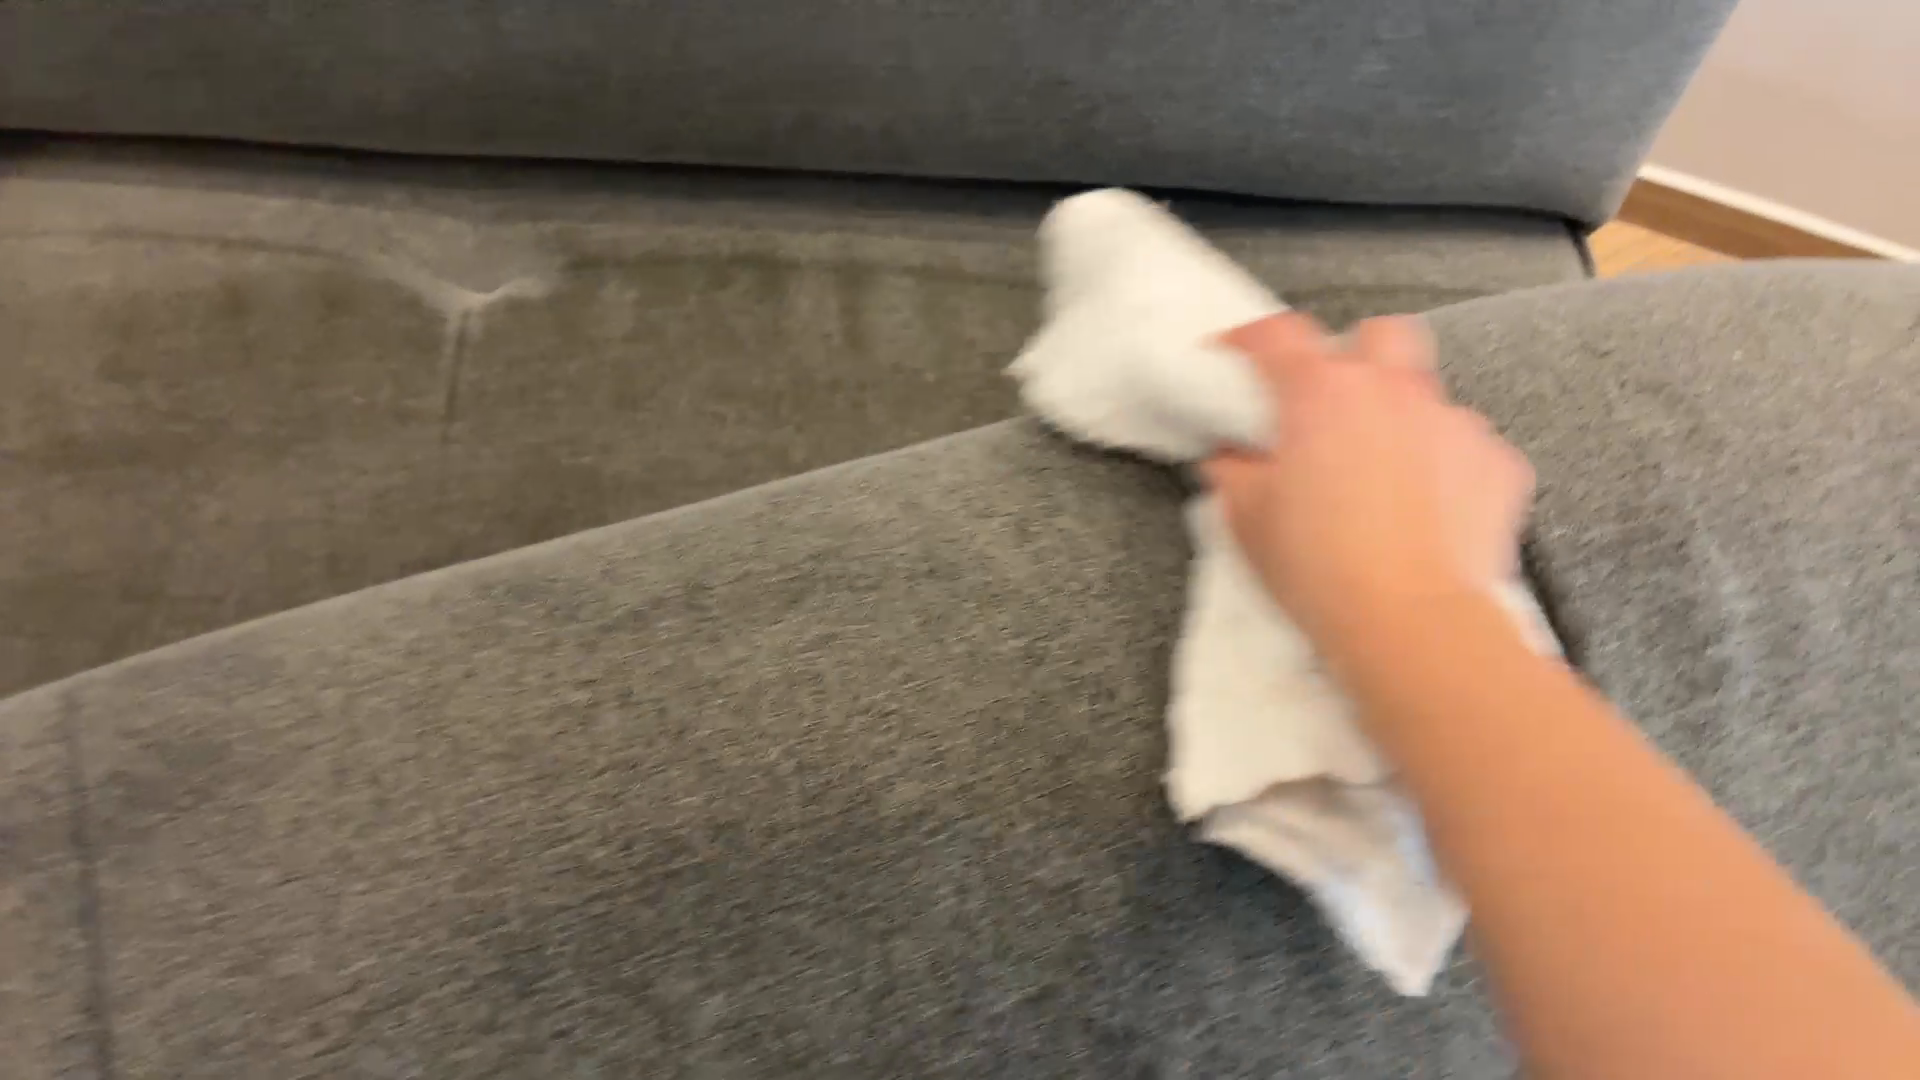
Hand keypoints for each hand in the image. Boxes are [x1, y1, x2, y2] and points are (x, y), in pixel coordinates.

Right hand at [1201, 313, 1532, 645]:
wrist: (1409, 623)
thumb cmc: (1316, 566)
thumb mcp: (1245, 517)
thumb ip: (1232, 470)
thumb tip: (1232, 456)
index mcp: (1321, 395)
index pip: (1278, 335)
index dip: (1247, 338)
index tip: (1231, 355)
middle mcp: (1392, 392)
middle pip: (1377, 335)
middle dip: (1350, 354)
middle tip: (1325, 402)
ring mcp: (1453, 423)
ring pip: (1424, 391)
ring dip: (1394, 413)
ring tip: (1376, 466)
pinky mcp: (1497, 464)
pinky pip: (1463, 443)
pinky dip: (1437, 461)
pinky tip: (1421, 506)